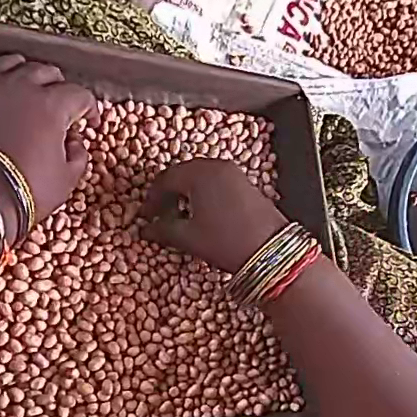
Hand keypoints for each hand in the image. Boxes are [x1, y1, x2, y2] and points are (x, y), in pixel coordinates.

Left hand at [0, 54, 96, 226]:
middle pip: (48, 72)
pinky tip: (4, 96)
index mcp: (53, 105)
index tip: (90, 122)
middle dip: (61, 87)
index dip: (90, 109)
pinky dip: (1, 83)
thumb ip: (78, 156)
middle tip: (63, 106)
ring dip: (29, 74)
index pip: (80, 95)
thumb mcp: (65, 180)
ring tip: (32, 89)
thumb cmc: (24, 188)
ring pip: (16, 64)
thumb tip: (75, 144)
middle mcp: (24, 87)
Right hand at [141, 160, 288, 272]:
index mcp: (199, 173)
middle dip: (168, 193)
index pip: (166, 179)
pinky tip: (201, 215)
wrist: (271, 250)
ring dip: (186, 194)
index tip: (145, 215)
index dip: (152, 198)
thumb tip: (146, 229)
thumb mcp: (189, 238)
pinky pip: (216, 183)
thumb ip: (164, 230)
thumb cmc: (225, 241)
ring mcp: (234, 174)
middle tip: (159, 214)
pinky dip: (203, 194)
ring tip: (179, 216)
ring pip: (201, 178)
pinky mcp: (246, 185)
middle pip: (183, 174)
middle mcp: (216, 166)